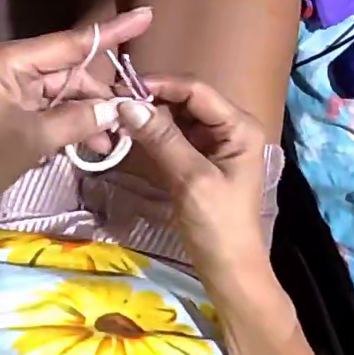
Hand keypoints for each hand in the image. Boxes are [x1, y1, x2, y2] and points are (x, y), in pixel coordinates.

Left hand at [0, 7, 152, 225]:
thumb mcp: (32, 141)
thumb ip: (78, 120)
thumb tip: (119, 108)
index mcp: (8, 61)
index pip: (70, 42)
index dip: (111, 32)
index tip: (146, 14)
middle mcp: (6, 66)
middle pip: (66, 70)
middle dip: (98, 95)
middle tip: (129, 119)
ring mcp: (2, 88)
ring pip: (57, 93)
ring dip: (83, 115)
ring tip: (109, 143)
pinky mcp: (1, 110)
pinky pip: (42, 109)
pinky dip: (63, 124)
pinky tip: (85, 145)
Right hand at [115, 75, 268, 269]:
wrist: (228, 269)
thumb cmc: (218, 224)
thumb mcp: (191, 179)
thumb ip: (162, 138)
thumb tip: (127, 104)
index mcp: (239, 126)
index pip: (196, 90)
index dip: (160, 85)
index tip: (122, 88)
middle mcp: (228, 127)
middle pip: (185, 100)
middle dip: (151, 99)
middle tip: (114, 103)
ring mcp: (213, 143)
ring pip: (176, 116)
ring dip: (148, 116)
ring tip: (116, 116)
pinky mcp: (198, 158)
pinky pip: (172, 135)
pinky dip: (152, 133)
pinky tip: (129, 133)